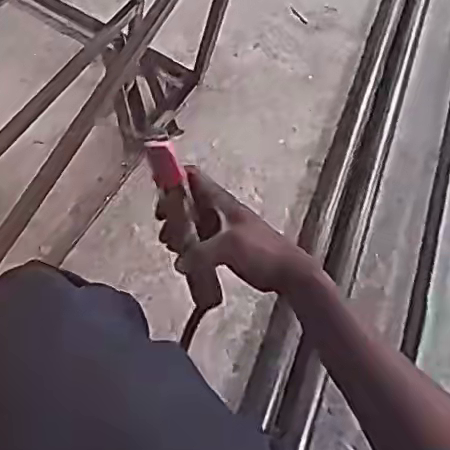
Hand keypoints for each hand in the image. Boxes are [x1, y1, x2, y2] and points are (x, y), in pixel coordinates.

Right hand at [176, 167, 320, 294]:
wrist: (289, 273)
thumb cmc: (262, 250)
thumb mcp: (230, 247)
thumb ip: (201, 253)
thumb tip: (179, 262)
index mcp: (221, 200)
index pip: (192, 176)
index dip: (174, 178)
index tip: (160, 195)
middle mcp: (218, 210)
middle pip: (186, 199)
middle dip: (171, 211)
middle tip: (164, 228)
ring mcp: (221, 228)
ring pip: (191, 221)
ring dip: (177, 230)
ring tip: (171, 245)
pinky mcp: (223, 246)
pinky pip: (198, 240)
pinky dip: (187, 245)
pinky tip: (183, 259)